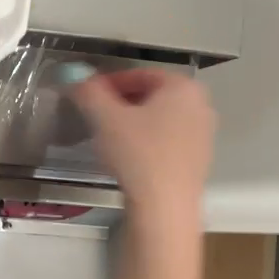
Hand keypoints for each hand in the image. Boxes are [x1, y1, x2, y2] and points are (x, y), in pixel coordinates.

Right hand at [56, 64, 216, 215]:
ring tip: (109, 137)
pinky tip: (129, 157)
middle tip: (96, 115)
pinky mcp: (198, 158)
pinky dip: (147, 141)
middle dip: (122, 102)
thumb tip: (75, 75)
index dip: (110, 81)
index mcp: (182, 87)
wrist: (164, 205)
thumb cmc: (137, 154)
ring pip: (160, 118)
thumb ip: (89, 92)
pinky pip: (167, 139)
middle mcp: (200, 104)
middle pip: (152, 95)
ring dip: (134, 121)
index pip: (140, 73)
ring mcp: (203, 133)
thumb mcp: (105, 119)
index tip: (88, 94)